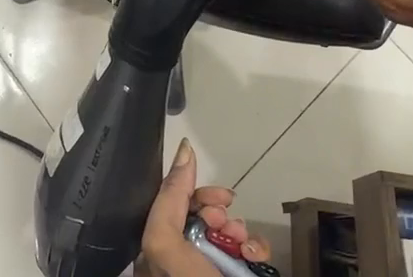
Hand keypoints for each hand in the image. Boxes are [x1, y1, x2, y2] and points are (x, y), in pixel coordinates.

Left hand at [139, 139, 271, 276]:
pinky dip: (256, 250)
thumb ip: (169, 199)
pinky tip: (256, 257)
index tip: (217, 195)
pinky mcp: (239, 276)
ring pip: (227, 232)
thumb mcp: (167, 248)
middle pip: (200, 215)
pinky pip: (249, 254)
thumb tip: (184, 149)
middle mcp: (182, 261)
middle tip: (227, 220)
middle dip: (217, 210)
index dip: (191, 191)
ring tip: (243, 243)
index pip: (170, 205)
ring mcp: (213, 270)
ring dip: (239, 230)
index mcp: (155, 253)